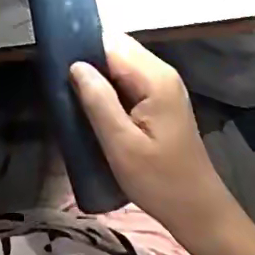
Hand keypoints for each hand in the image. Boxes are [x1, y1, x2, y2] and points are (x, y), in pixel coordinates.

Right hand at [70, 32, 239, 237]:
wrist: (197, 210)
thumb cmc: (159, 181)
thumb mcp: (122, 146)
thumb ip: (98, 101)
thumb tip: (75, 65)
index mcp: (155, 78)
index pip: (111, 44)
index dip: (83, 50)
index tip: (57, 67)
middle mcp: (161, 72)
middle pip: (117, 49)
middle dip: (89, 61)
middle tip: (63, 85)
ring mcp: (163, 85)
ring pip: (121, 63)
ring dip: (98, 75)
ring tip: (73, 95)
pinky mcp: (160, 98)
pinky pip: (128, 79)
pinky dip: (109, 87)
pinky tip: (94, 106)